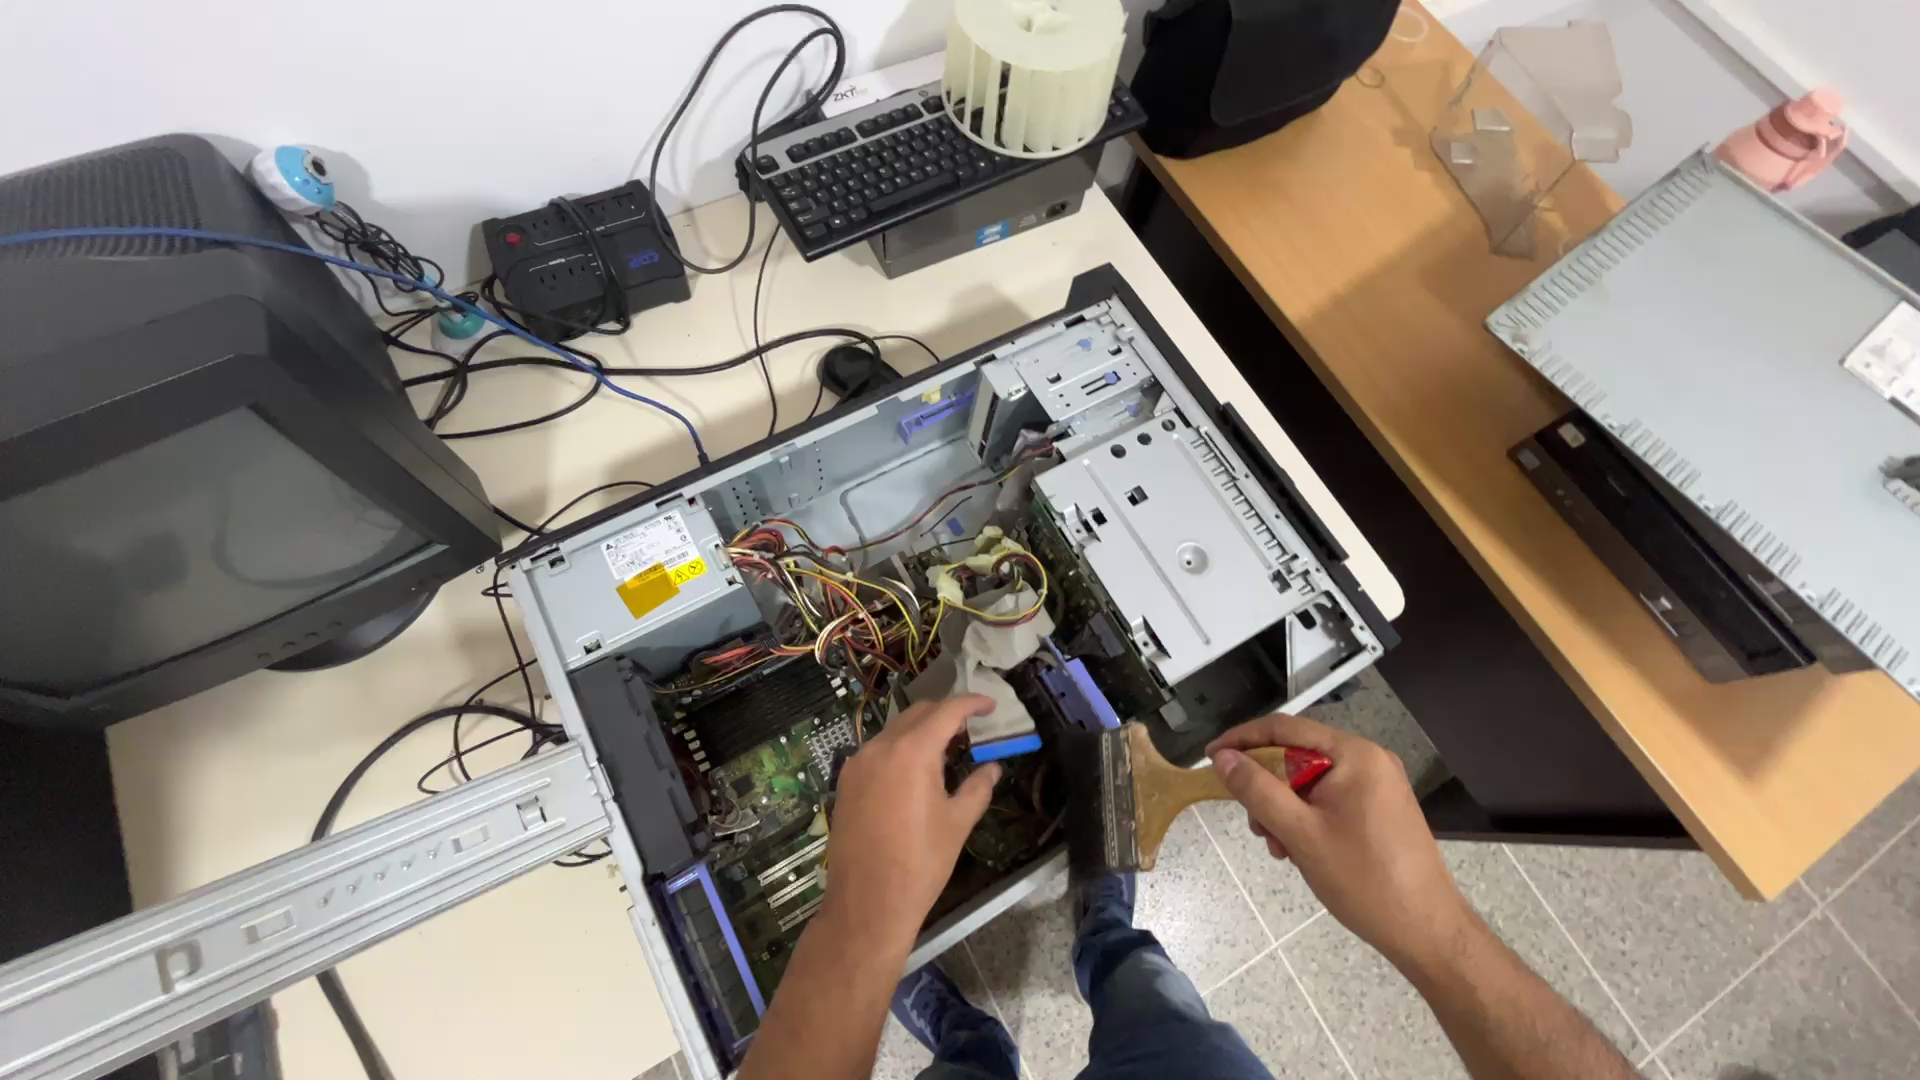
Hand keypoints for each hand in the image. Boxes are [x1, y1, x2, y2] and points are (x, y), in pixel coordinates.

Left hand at [823, 695, 1001, 942]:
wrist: (867, 904)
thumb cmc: (920, 863)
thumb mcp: (958, 823)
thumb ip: (978, 787)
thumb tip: (993, 768)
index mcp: (913, 752)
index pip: (947, 711)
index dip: (972, 703)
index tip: (990, 704)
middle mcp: (881, 747)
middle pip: (918, 714)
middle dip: (946, 714)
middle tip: (971, 729)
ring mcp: (858, 763)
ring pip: (895, 730)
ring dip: (921, 731)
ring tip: (945, 751)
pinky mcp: (846, 781)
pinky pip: (877, 750)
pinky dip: (899, 749)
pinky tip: (914, 771)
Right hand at [1207, 713, 1473, 971]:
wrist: (1429, 933)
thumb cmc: (1364, 879)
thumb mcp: (1299, 833)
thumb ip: (1256, 790)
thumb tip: (1222, 758)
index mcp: (1354, 755)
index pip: (1283, 728)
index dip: (1241, 739)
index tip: (1211, 758)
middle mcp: (1368, 759)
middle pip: (1295, 754)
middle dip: (1265, 785)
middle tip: (1251, 820)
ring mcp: (1377, 784)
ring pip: (1308, 779)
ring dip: (1282, 806)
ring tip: (1276, 844)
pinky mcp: (1378, 807)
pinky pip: (1326, 796)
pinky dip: (1304, 816)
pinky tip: (1297, 848)